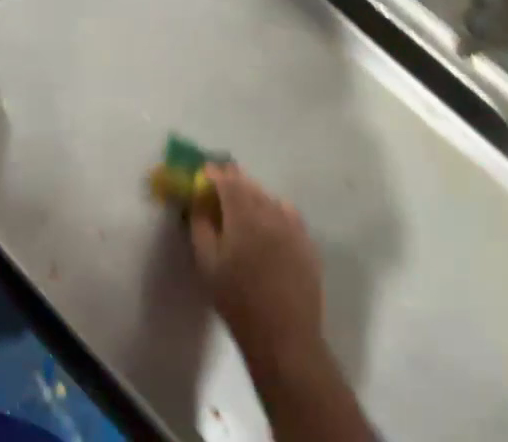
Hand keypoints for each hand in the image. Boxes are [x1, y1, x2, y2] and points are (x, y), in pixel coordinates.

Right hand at [189, 165, 324, 361]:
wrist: (283, 335)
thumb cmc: (236, 300)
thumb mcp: (207, 263)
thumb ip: (201, 226)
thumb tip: (199, 202)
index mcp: (244, 220)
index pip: (229, 184)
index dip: (215, 174)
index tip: (204, 171)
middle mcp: (272, 218)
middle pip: (252, 187)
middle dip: (234, 179)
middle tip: (220, 178)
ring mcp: (295, 232)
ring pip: (272, 199)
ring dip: (255, 193)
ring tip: (242, 198)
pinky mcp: (308, 247)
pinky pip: (290, 216)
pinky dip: (276, 209)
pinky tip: (269, 218)